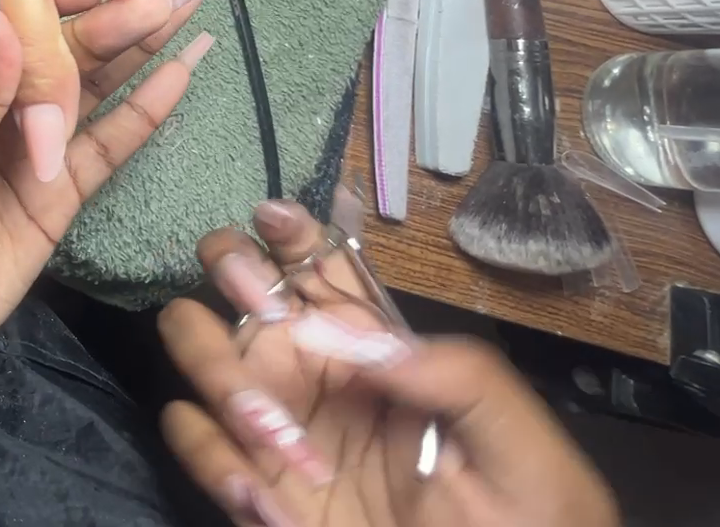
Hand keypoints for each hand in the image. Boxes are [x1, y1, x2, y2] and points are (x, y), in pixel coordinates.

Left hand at [0, 0, 213, 370]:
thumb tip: (0, 10)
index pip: (10, 25)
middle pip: (59, 51)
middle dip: (116, 16)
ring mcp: (27, 145)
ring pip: (88, 88)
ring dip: (138, 50)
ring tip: (189, 9)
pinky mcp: (55, 191)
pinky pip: (105, 145)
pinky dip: (142, 112)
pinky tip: (179, 74)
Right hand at [158, 201, 618, 526]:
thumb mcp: (536, 470)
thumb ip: (468, 380)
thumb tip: (358, 340)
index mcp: (361, 338)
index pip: (312, 255)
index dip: (287, 224)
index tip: (277, 221)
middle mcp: (295, 352)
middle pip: (226, 265)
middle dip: (229, 264)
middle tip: (264, 307)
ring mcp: (255, 401)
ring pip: (187, 331)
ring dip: (219, 374)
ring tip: (284, 446)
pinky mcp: (230, 459)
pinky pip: (183, 425)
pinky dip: (214, 457)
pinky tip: (270, 505)